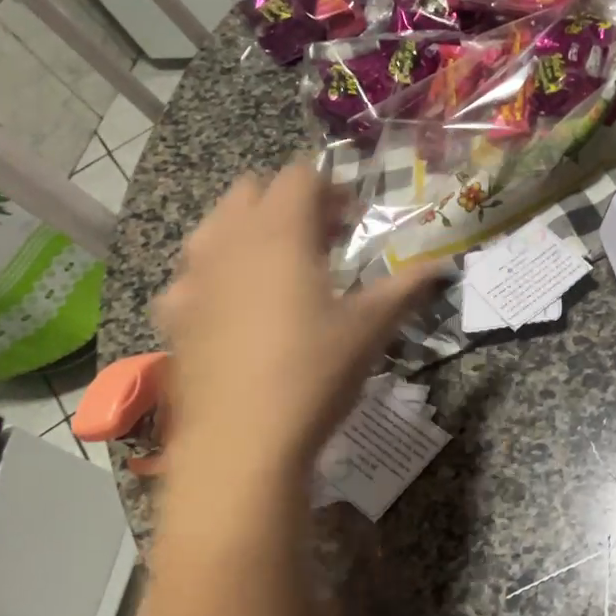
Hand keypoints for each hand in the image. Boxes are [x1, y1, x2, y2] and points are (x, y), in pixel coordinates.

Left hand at [153, 162, 448, 470]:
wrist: (242, 438)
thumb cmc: (315, 372)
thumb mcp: (371, 329)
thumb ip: (405, 289)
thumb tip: (441, 266)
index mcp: (280, 234)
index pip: (300, 177)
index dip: (332, 188)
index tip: (356, 218)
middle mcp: (229, 241)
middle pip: (252, 191)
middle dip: (289, 203)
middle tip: (325, 239)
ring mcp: (193, 276)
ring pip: (215, 226)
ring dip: (249, 230)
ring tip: (281, 268)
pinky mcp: (174, 314)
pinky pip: (192, 274)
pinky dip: (217, 275)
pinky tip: (237, 307)